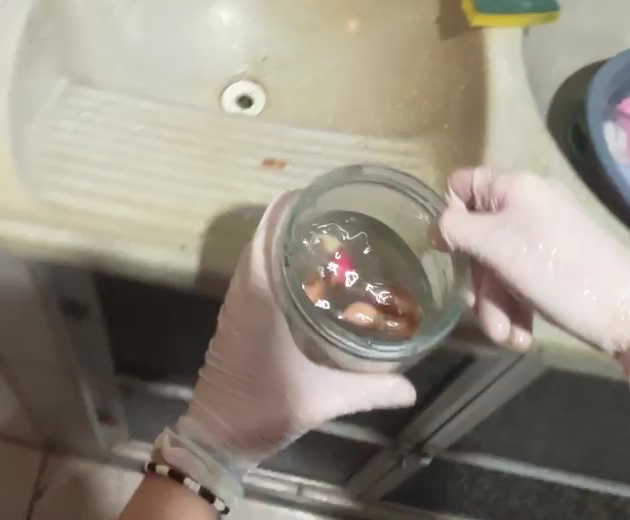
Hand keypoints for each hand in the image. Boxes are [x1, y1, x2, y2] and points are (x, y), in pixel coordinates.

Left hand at [167, 192, 415, 491]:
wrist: (217, 435)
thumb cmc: (264, 406)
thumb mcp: (323, 399)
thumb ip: (370, 390)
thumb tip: (412, 386)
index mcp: (260, 291)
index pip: (270, 229)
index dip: (291, 205)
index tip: (325, 195)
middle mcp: (245, 286)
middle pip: (266, 234)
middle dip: (297, 219)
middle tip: (341, 217)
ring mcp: (237, 299)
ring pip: (260, 252)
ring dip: (287, 239)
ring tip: (332, 239)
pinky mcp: (237, 314)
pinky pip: (257, 271)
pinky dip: (280, 261)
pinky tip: (312, 277)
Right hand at [438, 169, 629, 358]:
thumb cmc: (555, 270)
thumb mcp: (494, 246)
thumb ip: (454, 229)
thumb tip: (437, 228)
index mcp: (514, 186)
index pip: (460, 186)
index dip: (450, 217)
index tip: (453, 252)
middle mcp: (530, 203)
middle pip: (479, 234)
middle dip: (478, 281)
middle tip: (480, 313)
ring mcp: (548, 233)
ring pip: (501, 262)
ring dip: (496, 302)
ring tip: (506, 338)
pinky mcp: (562, 261)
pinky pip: (524, 275)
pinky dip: (518, 303)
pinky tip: (521, 334)